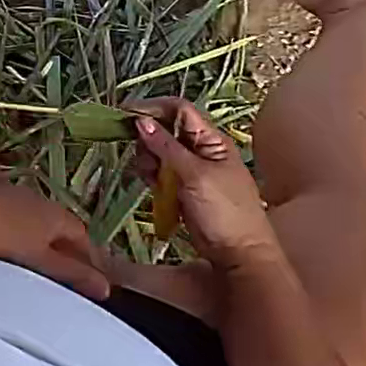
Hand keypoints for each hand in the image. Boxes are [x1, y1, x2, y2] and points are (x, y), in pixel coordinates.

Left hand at [0, 182, 109, 299]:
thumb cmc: (5, 240)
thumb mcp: (42, 263)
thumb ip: (72, 275)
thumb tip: (104, 287)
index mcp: (54, 213)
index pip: (81, 234)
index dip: (89, 258)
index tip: (92, 282)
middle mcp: (34, 199)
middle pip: (57, 227)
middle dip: (64, 251)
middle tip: (66, 280)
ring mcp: (7, 196)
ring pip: (32, 223)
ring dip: (38, 243)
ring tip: (35, 271)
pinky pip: (10, 221)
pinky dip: (15, 238)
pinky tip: (4, 254)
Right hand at [130, 98, 280, 271]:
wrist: (239, 257)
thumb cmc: (224, 212)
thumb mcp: (195, 175)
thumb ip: (166, 146)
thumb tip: (140, 120)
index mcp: (211, 141)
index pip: (179, 110)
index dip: (153, 108)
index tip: (126, 114)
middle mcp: (200, 149)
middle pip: (164, 128)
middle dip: (148, 138)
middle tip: (143, 157)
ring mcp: (190, 168)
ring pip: (157, 149)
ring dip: (148, 159)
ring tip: (150, 177)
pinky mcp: (181, 186)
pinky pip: (158, 170)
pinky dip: (150, 174)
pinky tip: (152, 185)